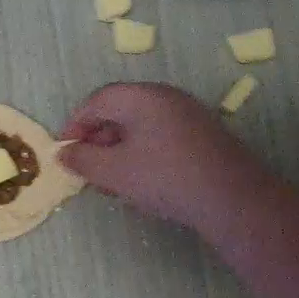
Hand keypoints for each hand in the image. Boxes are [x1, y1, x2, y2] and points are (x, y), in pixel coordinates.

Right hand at [59, 82, 268, 227]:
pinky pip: (160, 134)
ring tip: (110, 178)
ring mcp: (189, 115)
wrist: (234, 200)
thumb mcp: (113, 172)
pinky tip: (140, 179)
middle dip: (96, 137)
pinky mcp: (203, 135)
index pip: (97, 100)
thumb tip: (64, 153)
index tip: (64, 151)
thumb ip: (82, 159)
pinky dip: (141, 151)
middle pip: (119, 109)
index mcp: (143, 97)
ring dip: (118, 147)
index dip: (75, 124)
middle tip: (86, 165)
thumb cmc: (165, 178)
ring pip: (140, 124)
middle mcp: (167, 97)